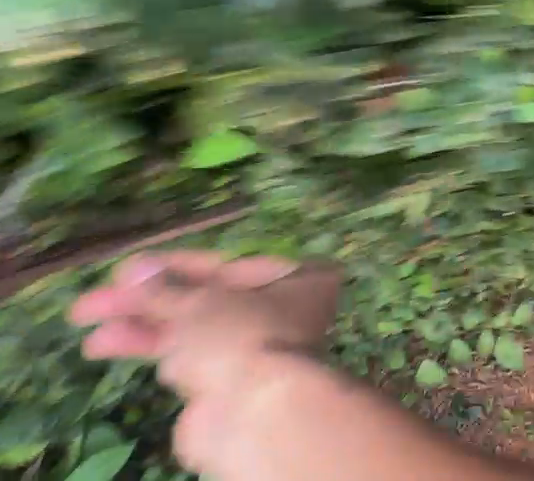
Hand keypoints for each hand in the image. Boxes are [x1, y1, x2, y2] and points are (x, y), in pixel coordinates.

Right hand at [69, 250, 342, 399]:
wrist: (253, 411)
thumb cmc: (240, 338)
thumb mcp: (200, 304)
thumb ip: (166, 290)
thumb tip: (138, 269)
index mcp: (303, 277)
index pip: (233, 263)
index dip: (177, 265)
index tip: (127, 267)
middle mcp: (288, 306)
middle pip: (210, 296)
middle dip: (149, 299)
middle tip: (90, 303)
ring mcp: (258, 344)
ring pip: (194, 327)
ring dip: (141, 324)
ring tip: (88, 326)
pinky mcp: (231, 377)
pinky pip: (190, 353)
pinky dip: (154, 347)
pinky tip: (108, 345)